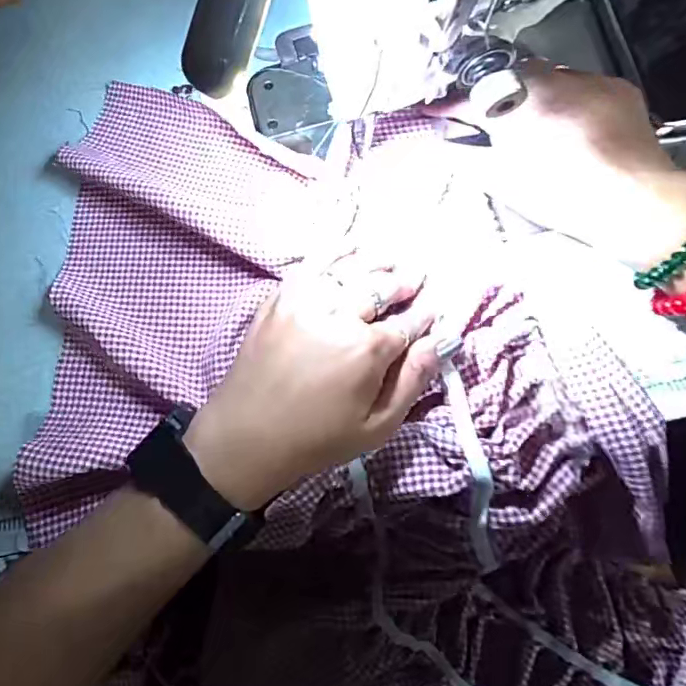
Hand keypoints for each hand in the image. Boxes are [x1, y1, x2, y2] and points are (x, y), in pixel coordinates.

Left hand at [185, 255, 445, 509]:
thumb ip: (413, 380)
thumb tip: (441, 341)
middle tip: (416, 278)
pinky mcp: (279, 300)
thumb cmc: (317, 439)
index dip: (425, 316)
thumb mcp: (377, 426)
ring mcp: (304, 302)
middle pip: (381, 288)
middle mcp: (337, 316)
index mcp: (366, 350)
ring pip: (349, 271)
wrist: (244, 438)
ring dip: (376, 264)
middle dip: (403, 283)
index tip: (435, 311)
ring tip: (391, 261)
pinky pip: (312, 266)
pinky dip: (335, 252)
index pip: (408, 322)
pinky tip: (351, 246)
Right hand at [424, 61, 685, 269]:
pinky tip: (571, 128)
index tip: (436, 112)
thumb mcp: (504, 181)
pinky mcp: (615, 86)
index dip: (449, 106)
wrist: (637, 203)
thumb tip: (445, 140)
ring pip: (545, 77)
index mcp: (517, 105)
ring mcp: (586, 80)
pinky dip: (567, 100)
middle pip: (506, 78)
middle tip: (490, 124)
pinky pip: (579, 84)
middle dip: (494, 97)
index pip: (470, 96)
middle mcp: (551, 81)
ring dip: (531, 96)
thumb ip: (467, 154)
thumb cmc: (566, 198)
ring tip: (536, 128)